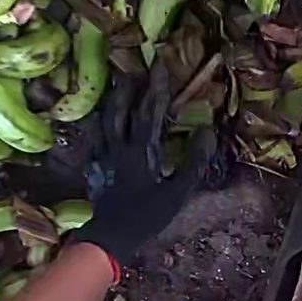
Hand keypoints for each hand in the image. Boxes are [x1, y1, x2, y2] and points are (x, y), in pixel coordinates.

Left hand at [69, 64, 216, 268]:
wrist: (112, 235)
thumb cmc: (148, 215)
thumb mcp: (178, 192)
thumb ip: (193, 161)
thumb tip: (207, 131)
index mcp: (140, 149)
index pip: (149, 111)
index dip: (156, 87)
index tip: (160, 65)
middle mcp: (118, 146)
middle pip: (120, 109)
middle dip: (129, 87)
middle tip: (135, 69)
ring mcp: (103, 155)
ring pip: (104, 121)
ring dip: (112, 102)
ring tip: (118, 87)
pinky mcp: (94, 166)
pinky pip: (93, 138)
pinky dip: (98, 124)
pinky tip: (99, 121)